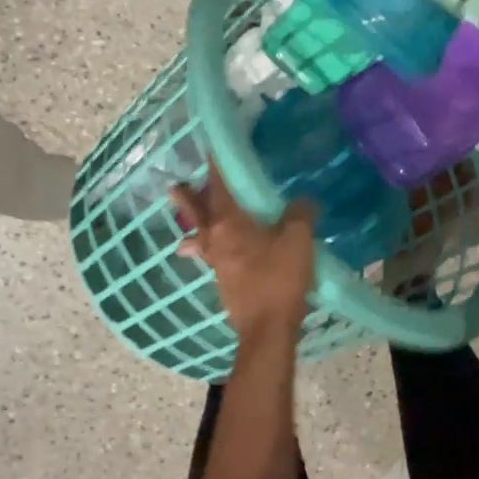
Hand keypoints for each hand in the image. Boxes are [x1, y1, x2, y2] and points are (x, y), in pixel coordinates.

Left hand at [172, 177, 315, 337]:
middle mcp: (216, 238)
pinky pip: (210, 253)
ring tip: (188, 216)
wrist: (267, 328)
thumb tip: (302, 201)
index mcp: (230, 222)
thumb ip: (300, 213)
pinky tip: (211, 249)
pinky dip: (207, 244)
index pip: (219, 186)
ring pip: (201, 233)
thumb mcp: (299, 238)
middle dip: (188, 197)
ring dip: (195, 221)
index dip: (217, 166)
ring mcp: (216, 262)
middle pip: (198, 212)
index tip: (212, 150)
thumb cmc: (280, 277)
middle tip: (176, 184)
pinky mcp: (224, 279)